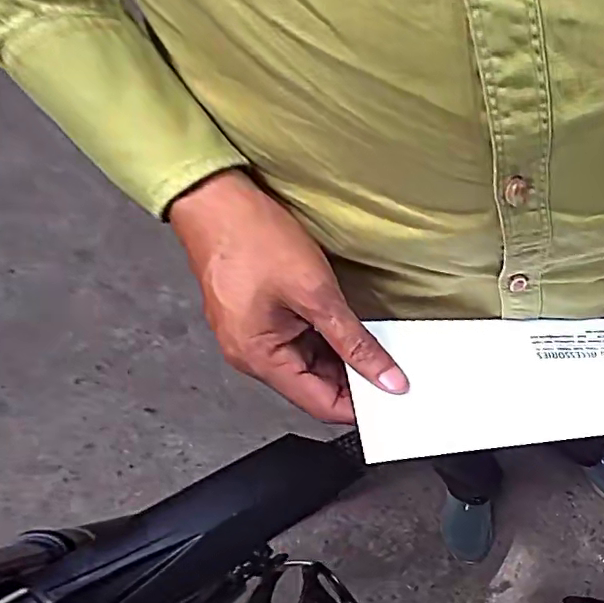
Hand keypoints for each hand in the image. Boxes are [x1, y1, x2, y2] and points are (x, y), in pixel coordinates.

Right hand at [169, 170, 406, 422]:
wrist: (212, 194)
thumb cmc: (248, 236)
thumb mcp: (317, 294)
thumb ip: (356, 343)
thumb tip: (385, 377)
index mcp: (259, 358)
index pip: (320, 405)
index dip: (359, 408)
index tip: (390, 399)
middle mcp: (252, 356)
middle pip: (316, 389)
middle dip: (354, 383)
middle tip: (391, 372)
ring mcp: (255, 339)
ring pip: (311, 367)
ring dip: (343, 361)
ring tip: (372, 348)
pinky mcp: (261, 321)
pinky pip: (301, 345)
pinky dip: (328, 343)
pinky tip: (349, 332)